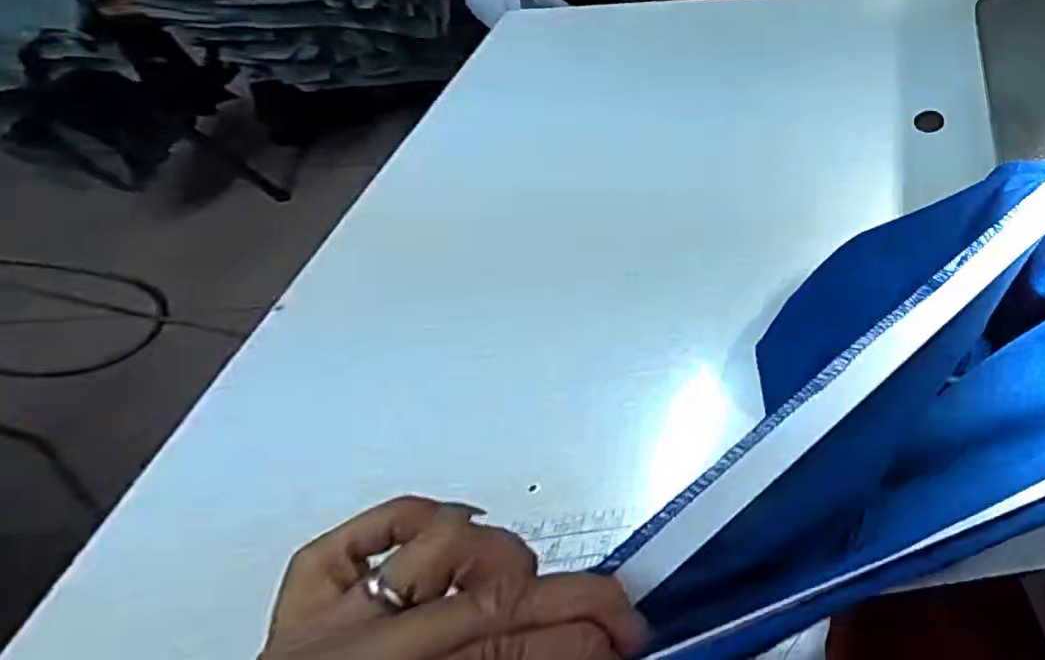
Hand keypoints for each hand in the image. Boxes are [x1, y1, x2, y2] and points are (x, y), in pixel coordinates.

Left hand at [260, 496, 648, 659]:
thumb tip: (587, 652)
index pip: (515, 650)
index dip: (584, 640)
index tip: (626, 644)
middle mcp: (358, 651)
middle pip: (498, 597)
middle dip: (579, 600)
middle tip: (623, 617)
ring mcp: (324, 624)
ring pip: (441, 543)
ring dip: (501, 556)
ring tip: (524, 585)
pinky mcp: (296, 610)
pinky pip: (353, 541)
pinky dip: (406, 520)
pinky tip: (444, 532)